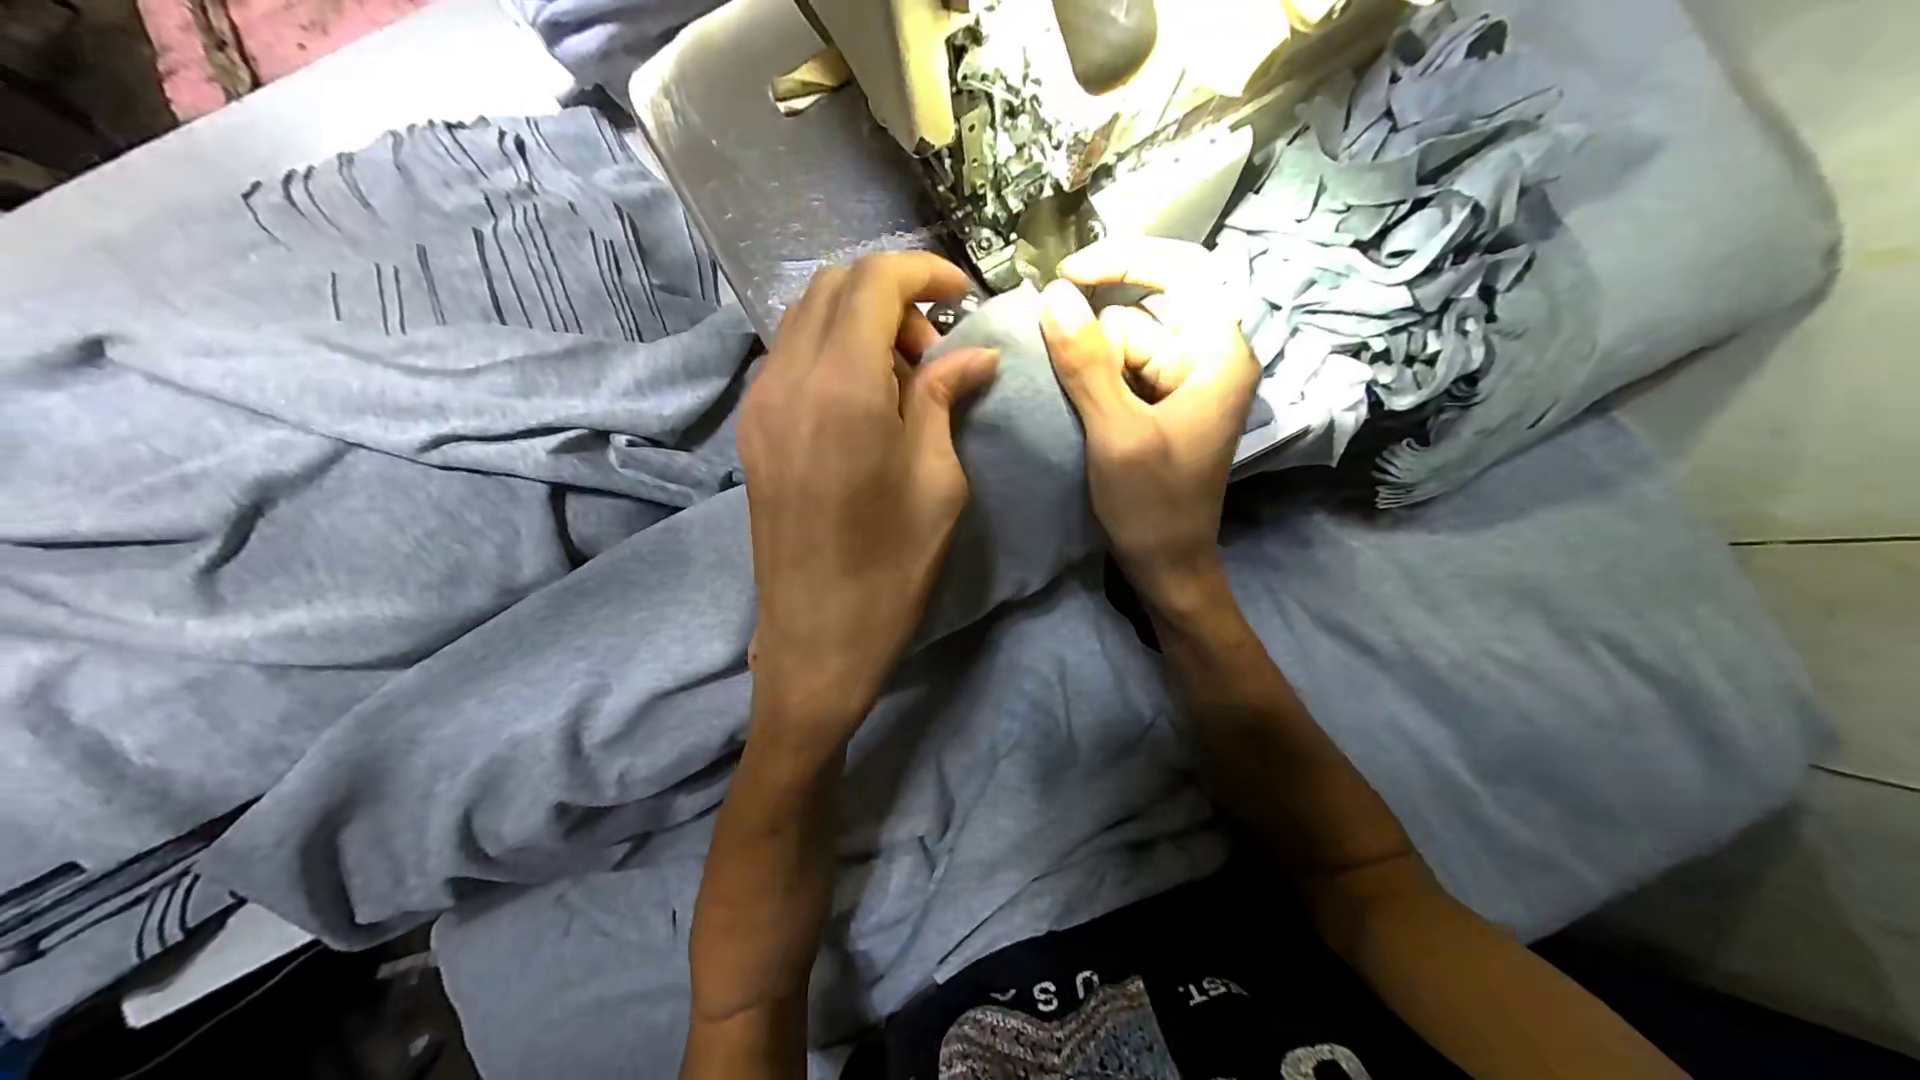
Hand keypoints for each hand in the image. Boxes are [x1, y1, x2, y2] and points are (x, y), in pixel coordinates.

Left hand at [739, 253, 998, 746]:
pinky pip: (789, 357)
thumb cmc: (890, 565)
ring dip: (857, 323)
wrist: (816, 636)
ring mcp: (760, 402)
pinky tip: (862, 402)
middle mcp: (787, 377)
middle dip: (890, 296)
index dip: (922, 271)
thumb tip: (974, 353)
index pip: (873, 280)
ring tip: (899, 380)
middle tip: (930, 352)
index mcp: (840, 385)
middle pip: (832, 286)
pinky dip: (830, 352)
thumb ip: (944, 398)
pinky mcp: (752, 429)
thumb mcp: (938, 479)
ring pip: (805, 317)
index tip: (960, 297)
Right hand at [1040, 236, 1258, 604]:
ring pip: (1120, 342)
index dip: (1125, 260)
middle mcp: (1205, 357)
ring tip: (1092, 425)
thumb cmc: (1153, 506)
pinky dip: (1094, 383)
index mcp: (1219, 355)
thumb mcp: (1117, 433)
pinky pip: (1117, 369)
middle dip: (1099, 346)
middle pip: (1139, 314)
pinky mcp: (1158, 401)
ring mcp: (1181, 381)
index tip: (1067, 276)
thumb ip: (1086, 364)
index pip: (1183, 271)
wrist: (1165, 565)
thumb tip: (1053, 296)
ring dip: (1091, 371)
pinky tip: (1086, 419)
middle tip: (1090, 406)